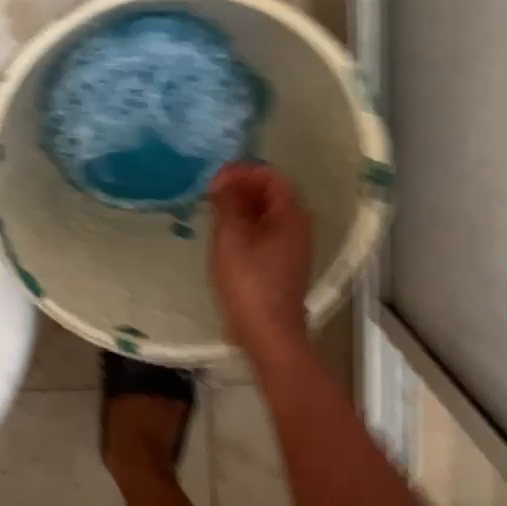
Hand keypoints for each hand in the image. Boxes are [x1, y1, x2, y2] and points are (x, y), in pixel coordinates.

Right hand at [207, 161, 315, 358]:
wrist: (268, 334)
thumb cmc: (248, 282)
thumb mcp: (231, 237)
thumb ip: (227, 203)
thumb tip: (224, 181)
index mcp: (291, 215)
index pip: (270, 176)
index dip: (242, 171)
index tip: (214, 181)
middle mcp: (297, 226)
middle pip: (270, 193)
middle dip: (240, 186)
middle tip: (209, 193)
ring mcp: (290, 247)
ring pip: (265, 213)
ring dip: (239, 206)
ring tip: (211, 211)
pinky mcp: (280, 264)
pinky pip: (262, 232)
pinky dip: (243, 225)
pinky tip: (221, 235)